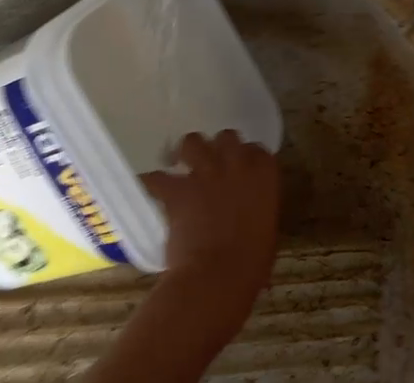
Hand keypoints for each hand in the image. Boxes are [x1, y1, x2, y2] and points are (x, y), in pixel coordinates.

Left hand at [84, 132, 280, 382]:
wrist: (218, 276)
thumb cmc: (252, 261)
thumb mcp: (267, 229)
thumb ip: (258, 210)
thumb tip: (248, 215)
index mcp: (265, 173)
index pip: (257, 149)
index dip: (247, 157)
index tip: (241, 169)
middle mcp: (237, 164)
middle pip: (227, 137)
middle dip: (218, 147)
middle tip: (212, 163)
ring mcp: (205, 174)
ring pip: (193, 142)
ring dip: (187, 152)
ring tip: (181, 165)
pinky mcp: (177, 191)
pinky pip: (155, 177)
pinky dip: (149, 182)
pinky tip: (147, 186)